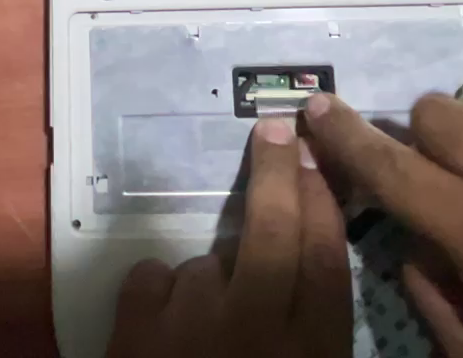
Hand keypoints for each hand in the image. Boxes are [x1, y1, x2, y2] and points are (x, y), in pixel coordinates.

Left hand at [105, 116, 351, 357]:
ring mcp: (193, 324)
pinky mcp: (136, 327)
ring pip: (205, 266)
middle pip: (273, 231)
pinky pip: (153, 279)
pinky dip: (157, 295)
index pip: (326, 261)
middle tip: (277, 128)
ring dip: (205, 286)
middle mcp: (256, 329)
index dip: (323, 204)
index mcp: (308, 354)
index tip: (317, 158)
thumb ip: (305, 337)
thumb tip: (308, 284)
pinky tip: (157, 332)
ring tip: (199, 339)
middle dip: (278, 173)